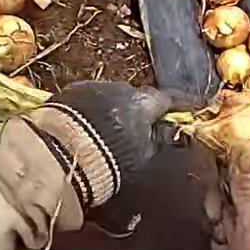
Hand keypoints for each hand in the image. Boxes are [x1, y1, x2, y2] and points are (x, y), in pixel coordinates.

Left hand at [26, 82, 172, 207]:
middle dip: (140, 110)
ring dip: (114, 111)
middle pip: (138, 97)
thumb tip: (165, 133)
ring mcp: (93, 87)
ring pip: (111, 98)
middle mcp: (120, 88)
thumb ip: (156, 143)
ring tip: (109, 132)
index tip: (190, 108)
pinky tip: (86, 129)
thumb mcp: (142, 159)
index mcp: (144, 103)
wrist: (59, 155)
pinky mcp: (69, 93)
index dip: (180, 105)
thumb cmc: (109, 161)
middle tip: (141, 127)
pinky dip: (92, 112)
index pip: (169, 99)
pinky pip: (88, 100)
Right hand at [213, 166, 249, 249]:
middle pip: (220, 207)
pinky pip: (220, 249)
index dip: (216, 198)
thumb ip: (245, 184)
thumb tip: (245, 147)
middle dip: (217, 225)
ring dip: (219, 246)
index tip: (215, 212)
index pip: (229, 184)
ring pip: (217, 230)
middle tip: (224, 238)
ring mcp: (249, 234)